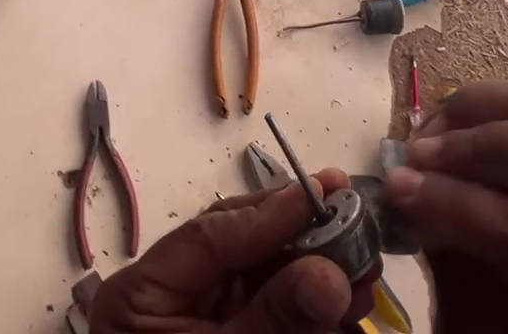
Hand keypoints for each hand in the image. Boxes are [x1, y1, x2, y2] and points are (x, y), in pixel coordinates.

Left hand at [87, 168, 362, 332]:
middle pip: (247, 245)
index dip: (271, 210)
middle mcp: (177, 293)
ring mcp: (210, 315)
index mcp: (143, 293)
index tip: (325, 188)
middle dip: (305, 237)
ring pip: (272, 273)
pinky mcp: (240, 332)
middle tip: (356, 222)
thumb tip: (332, 273)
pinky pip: (282, 308)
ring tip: (364, 274)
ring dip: (321, 270)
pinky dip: (317, 310)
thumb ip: (272, 322)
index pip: (210, 234)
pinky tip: (351, 308)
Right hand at [387, 81, 507, 332]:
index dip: (451, 201)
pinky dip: (473, 112)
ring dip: (470, 111)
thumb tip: (403, 194)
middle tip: (414, 155)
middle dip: (470, 140)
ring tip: (422, 138)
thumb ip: (446, 259)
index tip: (395, 188)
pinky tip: (436, 136)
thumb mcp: (473, 326)